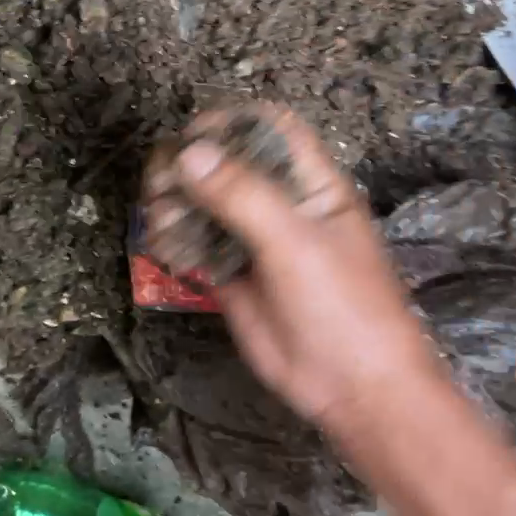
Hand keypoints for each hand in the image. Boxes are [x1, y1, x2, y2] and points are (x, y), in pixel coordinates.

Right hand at [143, 105, 515, 515]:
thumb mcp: (296, 245)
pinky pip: (185, 235)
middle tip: (162, 184)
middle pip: (217, 157)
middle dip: (183, 164)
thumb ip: (242, 195)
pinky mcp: (223, 266)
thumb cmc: (345, 311)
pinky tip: (166, 248)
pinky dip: (167, 234)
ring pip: (193, 195)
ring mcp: (246, 234)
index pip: (266, 127)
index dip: (229, 122)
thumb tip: (186, 152)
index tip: (193, 138)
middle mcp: (274, 202)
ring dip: (168, 199)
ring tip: (162, 220)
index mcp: (308, 186)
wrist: (354, 393)